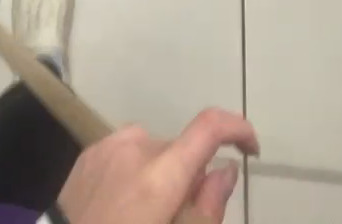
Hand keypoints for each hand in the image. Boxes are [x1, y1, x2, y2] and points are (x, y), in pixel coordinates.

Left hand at [55, 108, 259, 223]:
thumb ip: (206, 208)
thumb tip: (226, 169)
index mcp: (160, 174)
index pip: (208, 127)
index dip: (238, 128)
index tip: (251, 149)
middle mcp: (137, 146)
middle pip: (180, 151)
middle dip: (189, 178)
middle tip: (179, 216)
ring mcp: (110, 145)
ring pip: (154, 153)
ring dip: (161, 176)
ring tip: (146, 216)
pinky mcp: (91, 152)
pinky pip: (127, 154)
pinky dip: (136, 173)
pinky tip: (123, 206)